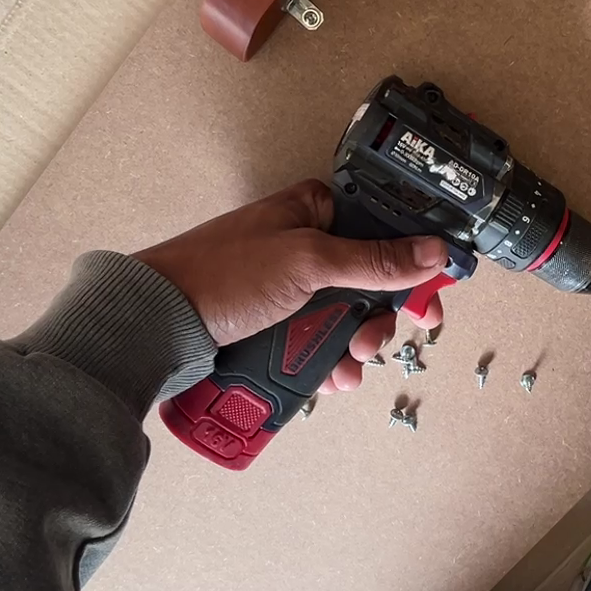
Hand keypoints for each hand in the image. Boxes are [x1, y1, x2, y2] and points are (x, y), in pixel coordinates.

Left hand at [133, 180, 447, 393]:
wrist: (154, 325)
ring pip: (348, 316)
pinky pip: (320, 339)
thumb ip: (375, 260)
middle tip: (377, 343)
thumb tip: (436, 251)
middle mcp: (309, 243)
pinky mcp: (277, 320)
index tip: (430, 301)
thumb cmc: (226, 275)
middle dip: (379, 318)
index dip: (414, 264)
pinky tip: (330, 380)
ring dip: (356, 346)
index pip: (385, 229)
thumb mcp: (308, 262)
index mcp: (317, 210)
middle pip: (372, 280)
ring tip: (347, 369)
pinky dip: (330, 360)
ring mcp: (293, 286)